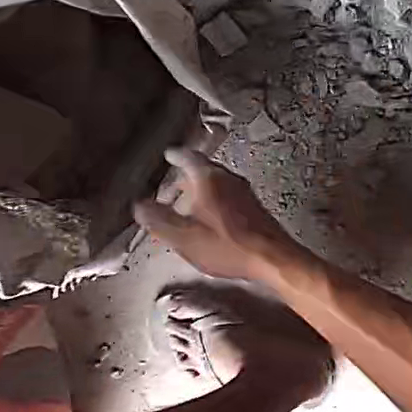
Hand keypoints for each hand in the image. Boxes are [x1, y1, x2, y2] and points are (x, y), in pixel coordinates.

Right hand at [134, 149, 310, 282]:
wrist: (272, 257)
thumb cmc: (227, 246)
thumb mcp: (183, 237)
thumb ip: (158, 220)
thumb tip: (139, 205)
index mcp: (209, 179)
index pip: (189, 158)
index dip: (176, 155)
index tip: (168, 154)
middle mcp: (229, 179)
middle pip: (204, 169)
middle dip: (186, 176)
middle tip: (172, 183)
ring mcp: (244, 192)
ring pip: (217, 182)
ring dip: (200, 189)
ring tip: (187, 202)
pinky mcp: (253, 207)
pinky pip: (228, 195)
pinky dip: (214, 199)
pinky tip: (210, 217)